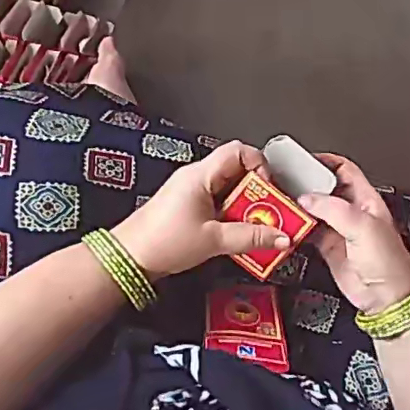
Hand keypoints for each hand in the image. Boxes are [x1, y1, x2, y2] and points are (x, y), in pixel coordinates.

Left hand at [112, 141, 291, 278]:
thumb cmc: (161, 242)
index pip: (240, 151)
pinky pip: (220, 200)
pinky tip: (236, 232)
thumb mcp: (213, 241)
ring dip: (246, 205)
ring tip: (254, 226)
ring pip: (231, 187)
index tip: (269, 191)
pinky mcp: (190, 204)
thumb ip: (251, 237)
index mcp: (201, 175)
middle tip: (268, 213)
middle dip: (257, 191)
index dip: (260, 166)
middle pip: (238, 170)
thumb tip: (280, 236)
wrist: (129, 258)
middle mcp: (197, 177)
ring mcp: (192, 190)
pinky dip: (233, 213)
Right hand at [299, 154, 409, 314]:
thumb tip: (308, 199)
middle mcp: (352, 212)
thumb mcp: (362, 226)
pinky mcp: (329, 248)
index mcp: (366, 199)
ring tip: (283, 200)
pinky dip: (297, 227)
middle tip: (288, 180)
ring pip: (315, 210)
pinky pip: (309, 231)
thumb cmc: (389, 263)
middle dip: (307, 182)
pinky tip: (288, 224)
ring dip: (300, 206)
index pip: (344, 170)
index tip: (306, 159)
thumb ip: (333, 209)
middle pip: (325, 188)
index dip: (326, 161)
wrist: (387, 298)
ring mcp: (340, 230)